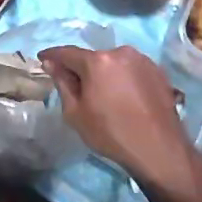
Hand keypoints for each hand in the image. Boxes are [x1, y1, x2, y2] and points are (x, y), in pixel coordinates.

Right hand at [39, 46, 201, 196]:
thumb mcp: (76, 112)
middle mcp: (121, 52)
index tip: (42, 59)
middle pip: (92, 57)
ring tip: (101, 93)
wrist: (159, 149)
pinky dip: (121, 78)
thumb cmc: (110, 133)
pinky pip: (130, 69)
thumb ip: (62, 83)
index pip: (67, 52)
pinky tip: (122, 97)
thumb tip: (52, 63)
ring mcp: (143, 60)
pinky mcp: (158, 71)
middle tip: (74, 86)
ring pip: (112, 62)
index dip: (52, 55)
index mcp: (97, 61)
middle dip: (80, 68)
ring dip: (103, 73)